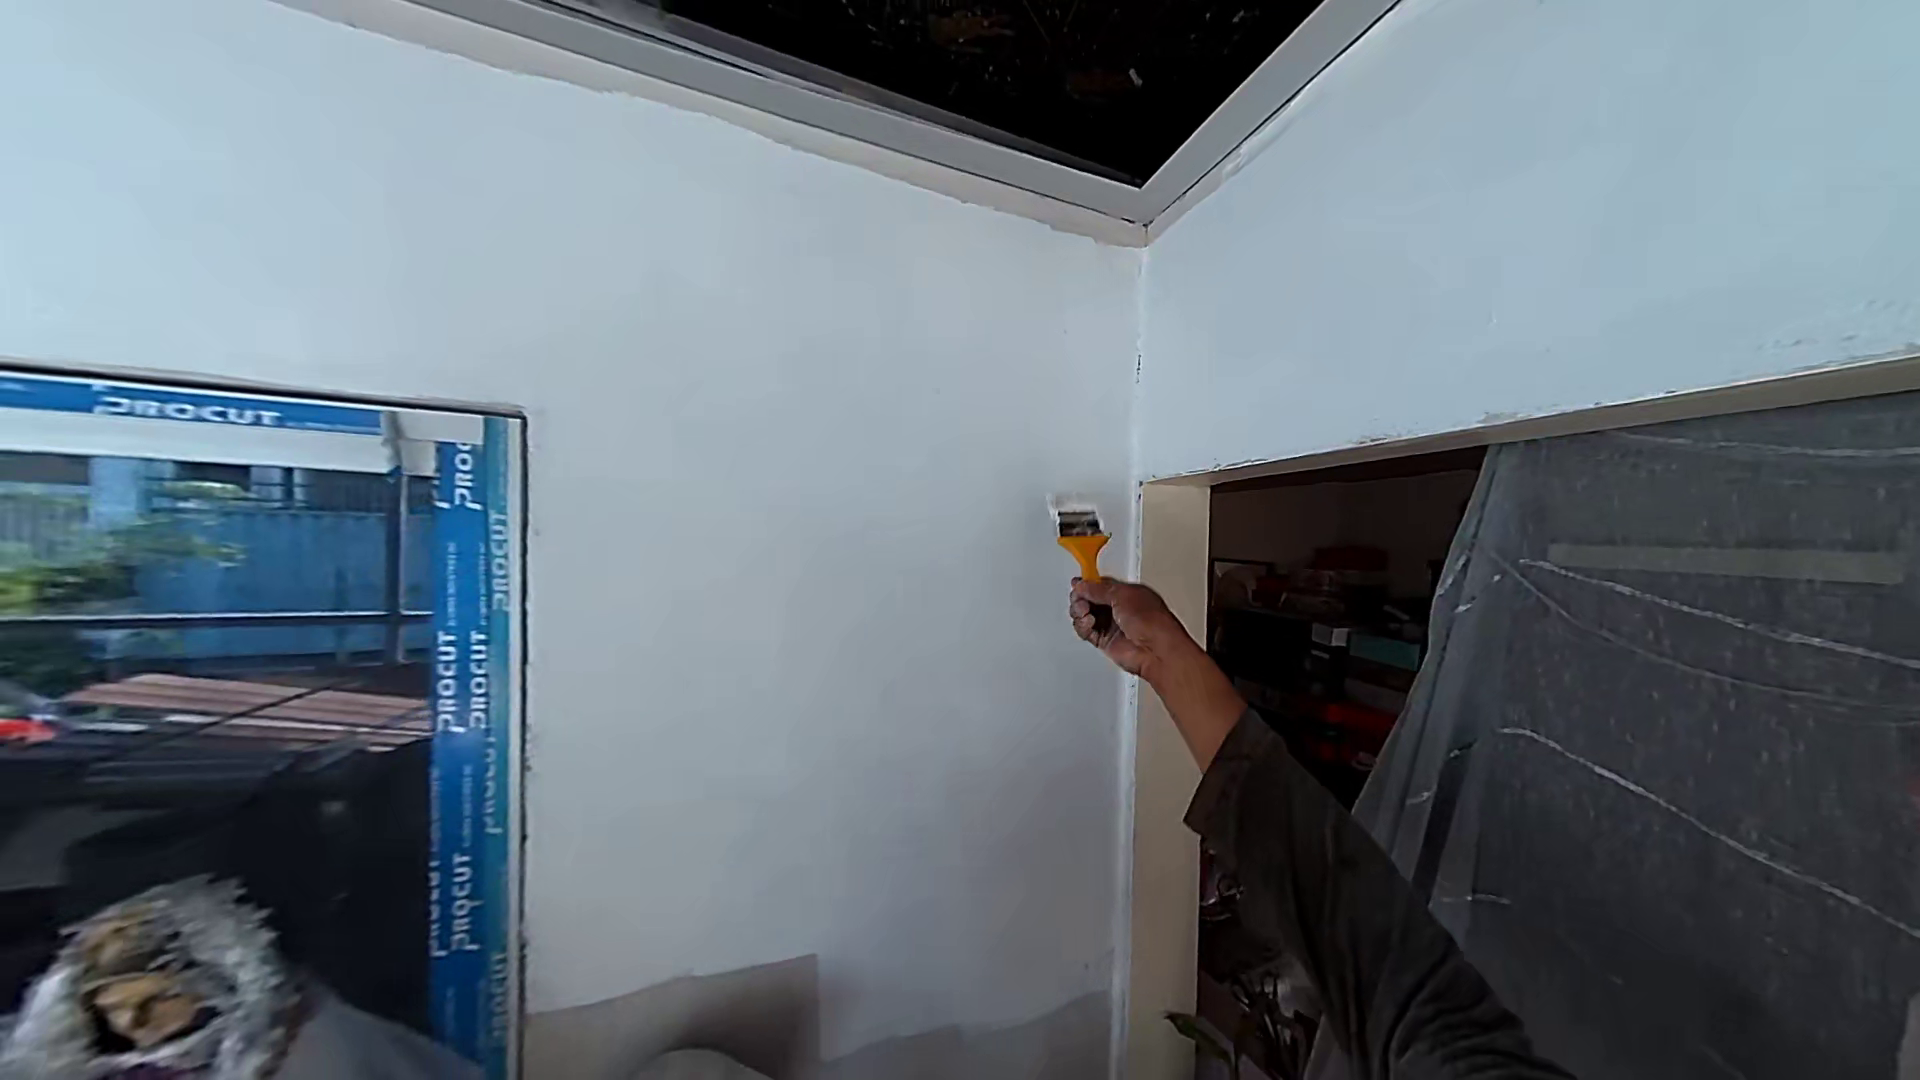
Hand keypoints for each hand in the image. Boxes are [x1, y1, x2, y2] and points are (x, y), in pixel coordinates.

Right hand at [1069, 578, 1198, 681]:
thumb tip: (1083, 585)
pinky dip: (1082, 626)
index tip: (1077, 583)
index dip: (1088, 583)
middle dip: (1081, 597)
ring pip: (1085, 615)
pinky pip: (1085, 631)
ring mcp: (1112, 625)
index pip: (1101, 585)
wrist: (1157, 650)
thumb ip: (1098, 589)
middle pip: (1090, 599)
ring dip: (1080, 612)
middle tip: (1079, 598)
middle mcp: (1119, 608)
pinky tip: (1088, 623)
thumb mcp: (1123, 594)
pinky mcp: (1105, 640)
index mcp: (1127, 593)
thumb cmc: (1152, 622)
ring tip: (1085, 612)